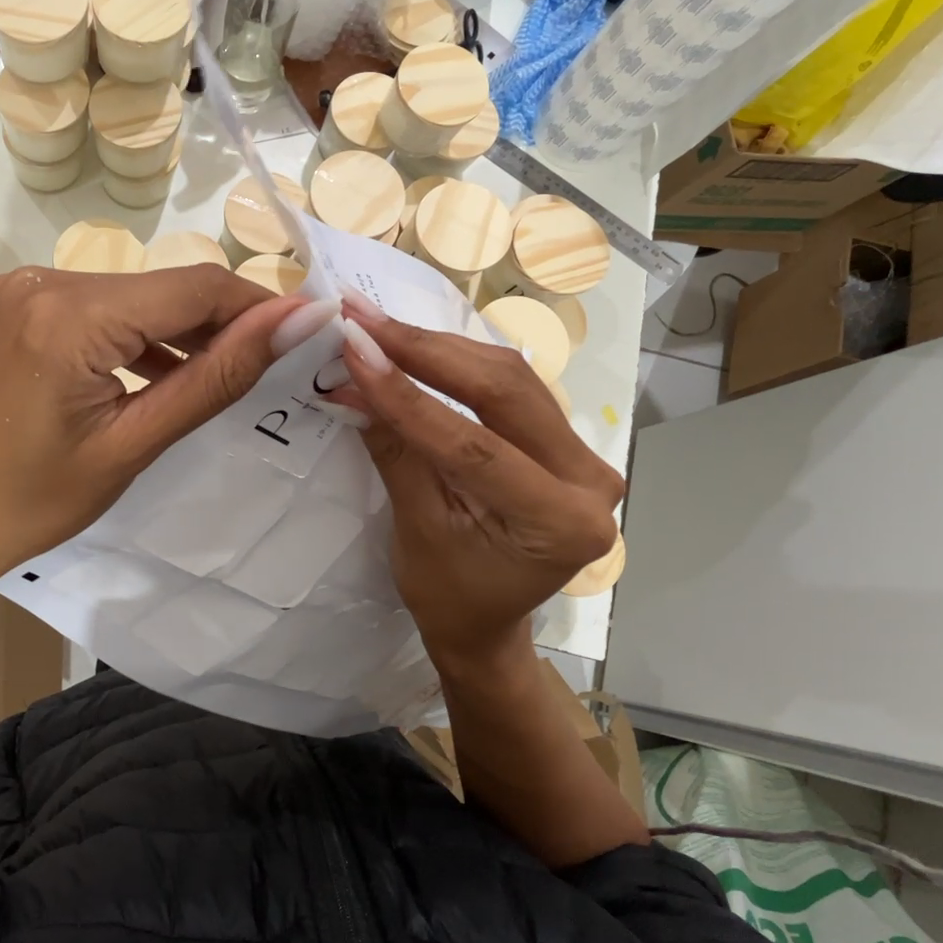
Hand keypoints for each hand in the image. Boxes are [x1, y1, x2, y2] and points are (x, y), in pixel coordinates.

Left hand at [0, 264, 336, 618]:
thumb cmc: (38, 503)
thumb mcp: (134, 444)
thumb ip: (216, 377)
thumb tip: (298, 320)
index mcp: (69, 317)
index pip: (192, 288)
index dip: (257, 305)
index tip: (308, 329)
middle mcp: (43, 281)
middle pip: (162, 287)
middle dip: (219, 322)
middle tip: (265, 366)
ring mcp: (23, 288)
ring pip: (132, 294)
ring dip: (178, 330)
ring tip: (217, 377)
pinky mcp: (17, 303)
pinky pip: (98, 306)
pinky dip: (135, 334)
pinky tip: (160, 372)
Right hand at [327, 300, 623, 668]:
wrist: (483, 622)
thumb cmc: (449, 596)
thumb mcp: (417, 529)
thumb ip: (395, 450)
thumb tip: (351, 383)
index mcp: (561, 521)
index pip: (473, 442)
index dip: (407, 394)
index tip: (354, 350)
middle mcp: (590, 479)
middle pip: (503, 390)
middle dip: (424, 350)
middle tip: (360, 320)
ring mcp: (583, 455)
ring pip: (507, 378)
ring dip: (436, 348)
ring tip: (375, 325)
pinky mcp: (564, 441)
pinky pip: (509, 389)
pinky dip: (454, 364)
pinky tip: (411, 345)